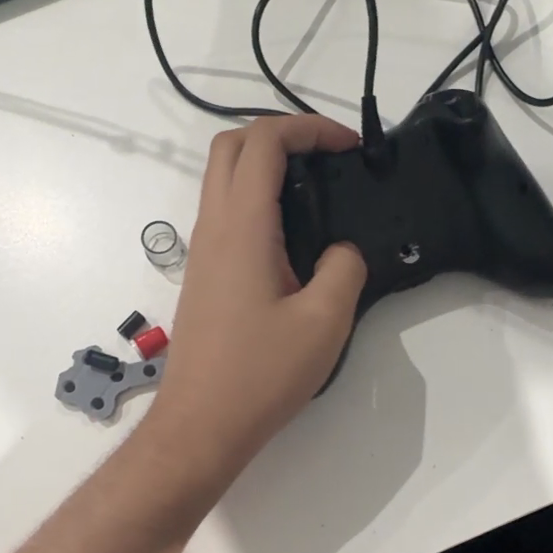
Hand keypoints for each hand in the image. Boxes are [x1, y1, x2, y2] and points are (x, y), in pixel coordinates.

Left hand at [147, 115, 367, 477]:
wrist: (202, 424)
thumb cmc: (261, 375)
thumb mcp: (324, 323)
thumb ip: (344, 269)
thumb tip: (341, 250)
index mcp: (242, 228)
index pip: (264, 142)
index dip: (309, 128)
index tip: (349, 148)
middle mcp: (213, 228)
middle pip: (232, 147)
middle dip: (281, 135)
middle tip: (327, 158)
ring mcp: (202, 254)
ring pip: (224, 181)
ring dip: (266, 169)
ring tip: (318, 195)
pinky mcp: (204, 278)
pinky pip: (226, 216)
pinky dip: (258, 203)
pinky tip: (295, 241)